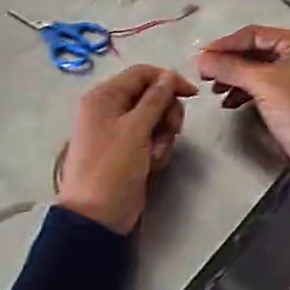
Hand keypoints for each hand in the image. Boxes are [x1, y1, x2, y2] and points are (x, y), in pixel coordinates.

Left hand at [56, 65, 196, 234]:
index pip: (141, 74)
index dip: (168, 79)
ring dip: (162, 136)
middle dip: (166, 113)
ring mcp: (119, 131)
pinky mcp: (129, 150)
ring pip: (155, 119)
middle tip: (171, 131)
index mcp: (104, 96)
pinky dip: (156, 150)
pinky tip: (152, 165)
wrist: (97, 215)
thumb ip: (155, 99)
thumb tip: (169, 75)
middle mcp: (110, 108)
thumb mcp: (136, 129)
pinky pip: (151, 139)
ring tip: (155, 155)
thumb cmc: (113, 167)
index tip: (192, 95)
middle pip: (151, 96)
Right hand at [196, 25, 289, 169]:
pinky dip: (241, 91)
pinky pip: (257, 85)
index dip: (224, 45)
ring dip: (231, 77)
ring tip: (214, 89)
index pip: (252, 35)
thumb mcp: (263, 85)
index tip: (201, 57)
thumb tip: (200, 59)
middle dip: (226, 62)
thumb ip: (230, 68)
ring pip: (252, 68)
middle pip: (251, 51)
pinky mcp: (286, 95)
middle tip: (203, 73)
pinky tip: (227, 101)